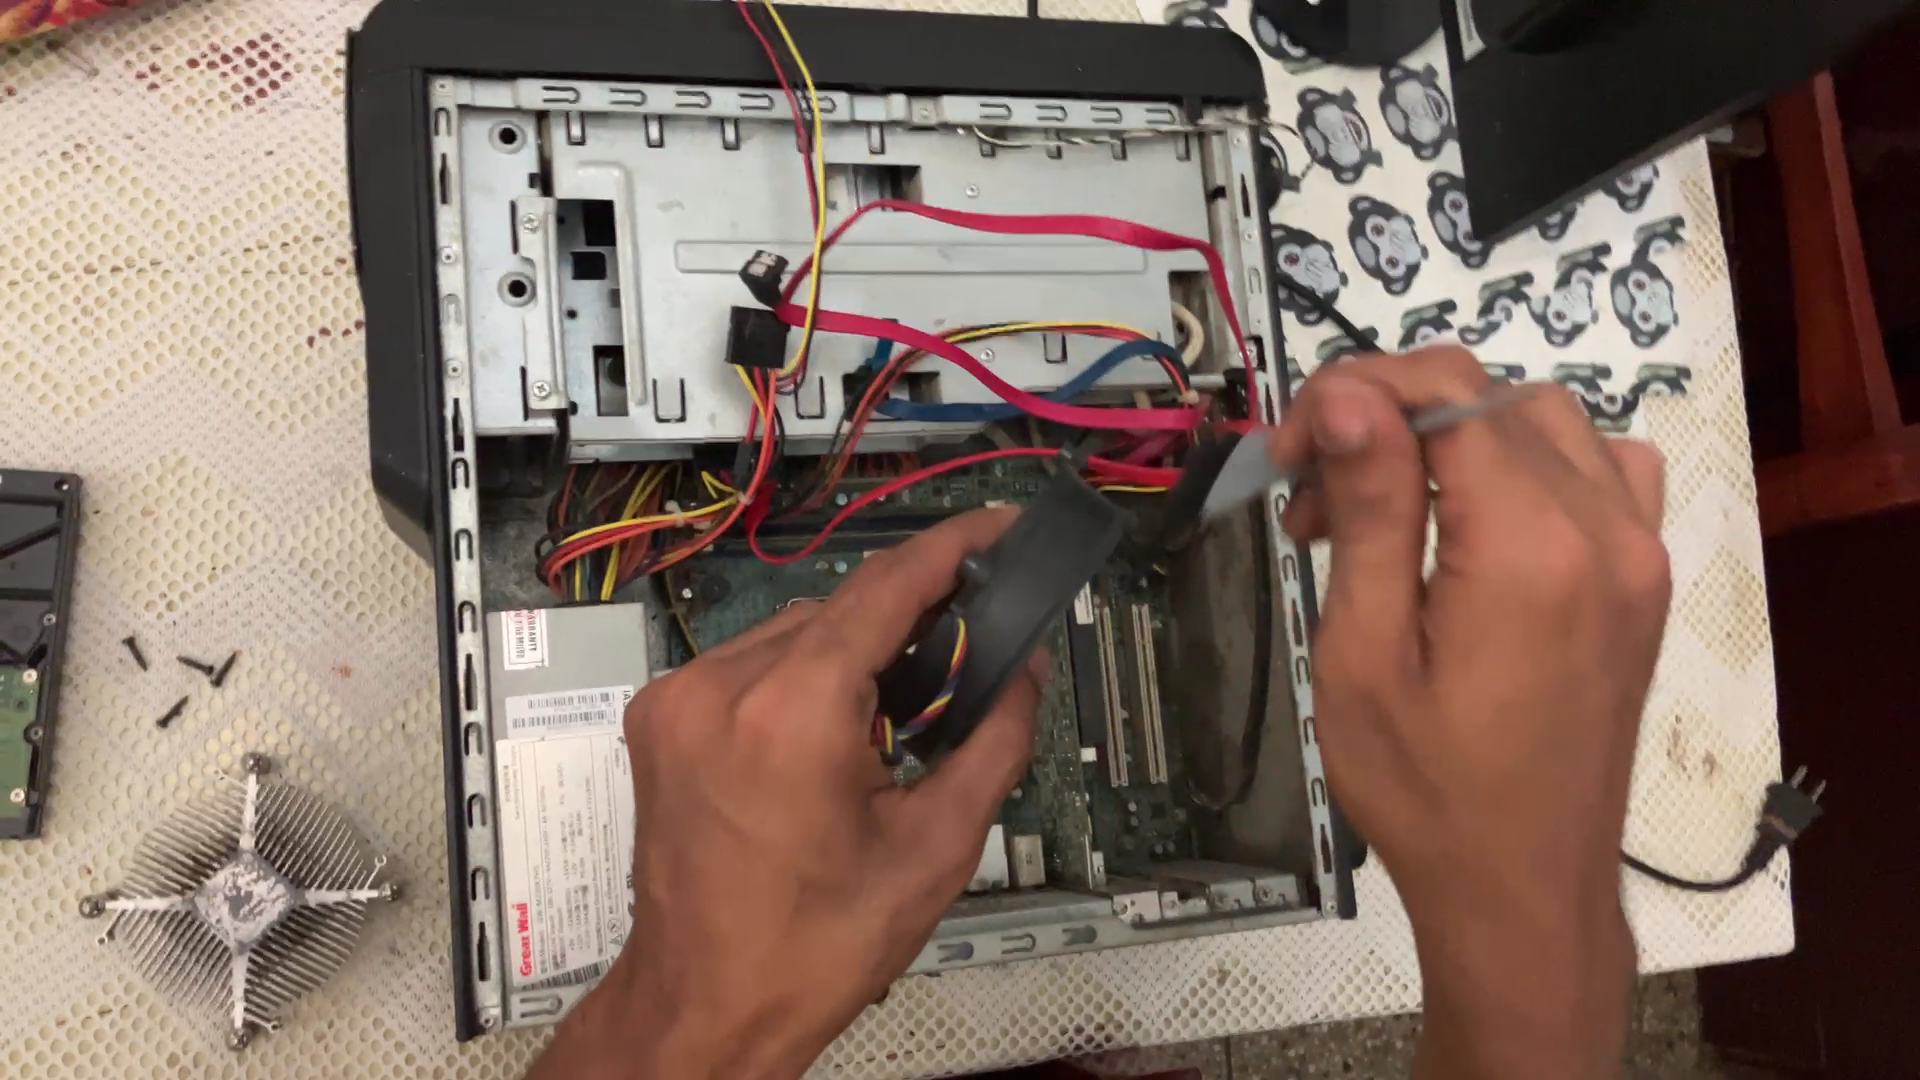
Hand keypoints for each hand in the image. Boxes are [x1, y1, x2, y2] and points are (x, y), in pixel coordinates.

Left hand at [528, 509, 1043, 1079]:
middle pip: (844, 608)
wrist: (702, 1004)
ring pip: (799, 629)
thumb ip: (996, 740)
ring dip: (857, 648)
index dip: (952, 547)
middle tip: (964, 640)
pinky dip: (807, 670)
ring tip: (895, 705)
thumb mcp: (938, 846)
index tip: (997, 526)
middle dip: (912, 616)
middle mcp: (723, 684)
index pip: (888, 588)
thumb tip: (1023, 669)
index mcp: (794, 713)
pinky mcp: (660, 710)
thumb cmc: (819, 943)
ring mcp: (681, 693)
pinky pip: (755, 657)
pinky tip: (834, 719)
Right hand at [1271, 348, 1669, 1079]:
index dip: (1350, 395)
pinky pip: (1593, 467)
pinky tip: (1463, 515)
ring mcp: (1637, 549)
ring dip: (1436, 438)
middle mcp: (1605, 527)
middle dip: (1380, 417)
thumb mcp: (1363, 648)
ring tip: (1369, 509)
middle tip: (1308, 494)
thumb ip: (1368, 512)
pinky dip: (1514, 460)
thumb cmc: (1417, 779)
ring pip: (1536, 419)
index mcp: (1528, 546)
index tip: (1283, 454)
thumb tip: (1346, 397)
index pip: (1444, 394)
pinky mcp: (1637, 577)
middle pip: (1486, 395)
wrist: (1518, 884)